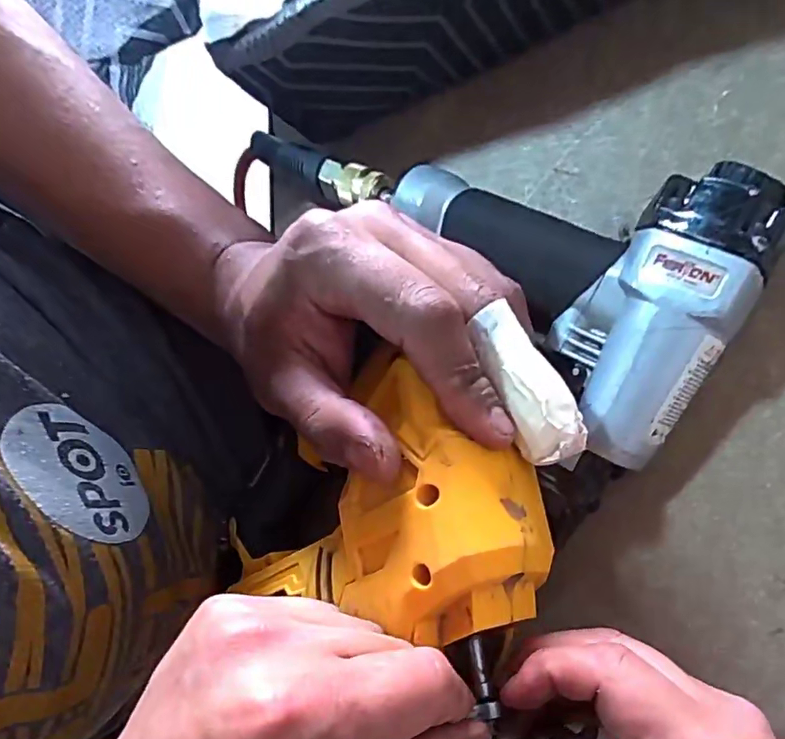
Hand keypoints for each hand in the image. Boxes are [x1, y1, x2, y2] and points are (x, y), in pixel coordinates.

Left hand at [68, 595, 487, 738]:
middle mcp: (274, 646)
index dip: (447, 708)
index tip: (438, 731)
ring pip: (355, 625)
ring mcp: (242, 616)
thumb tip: (467, 720)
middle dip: (396, 692)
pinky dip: (316, 650)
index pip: (429, 676)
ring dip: (356, 666)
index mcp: (308, 709)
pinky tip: (286, 689)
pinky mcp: (222, 607)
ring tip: (314, 715)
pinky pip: (310, 616)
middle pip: (394, 645)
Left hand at [214, 202, 526, 482]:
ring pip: (487, 284)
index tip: (495, 431)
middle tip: (526, 426)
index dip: (465, 374)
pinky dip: (503, 334)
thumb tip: (388, 466)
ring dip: (513, 350)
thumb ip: (329, 425)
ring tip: (524, 406)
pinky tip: (506, 374)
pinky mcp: (431, 242)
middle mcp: (381, 226)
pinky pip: (484, 285)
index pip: (423, 311)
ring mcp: (411, 227)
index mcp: (335, 257)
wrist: (259, 285)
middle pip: (469, 292)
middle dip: (504, 366)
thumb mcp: (281, 388)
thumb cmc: (268, 335)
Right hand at [498, 630, 784, 738]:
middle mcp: (717, 708)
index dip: (547, 668)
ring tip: (529, 707)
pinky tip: (569, 715)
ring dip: (570, 670)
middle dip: (549, 661)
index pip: (610, 667)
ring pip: (628, 655)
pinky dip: (595, 685)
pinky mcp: (715, 715)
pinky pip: (643, 678)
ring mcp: (721, 706)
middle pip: (617, 647)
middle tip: (507, 699)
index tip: (506, 698)